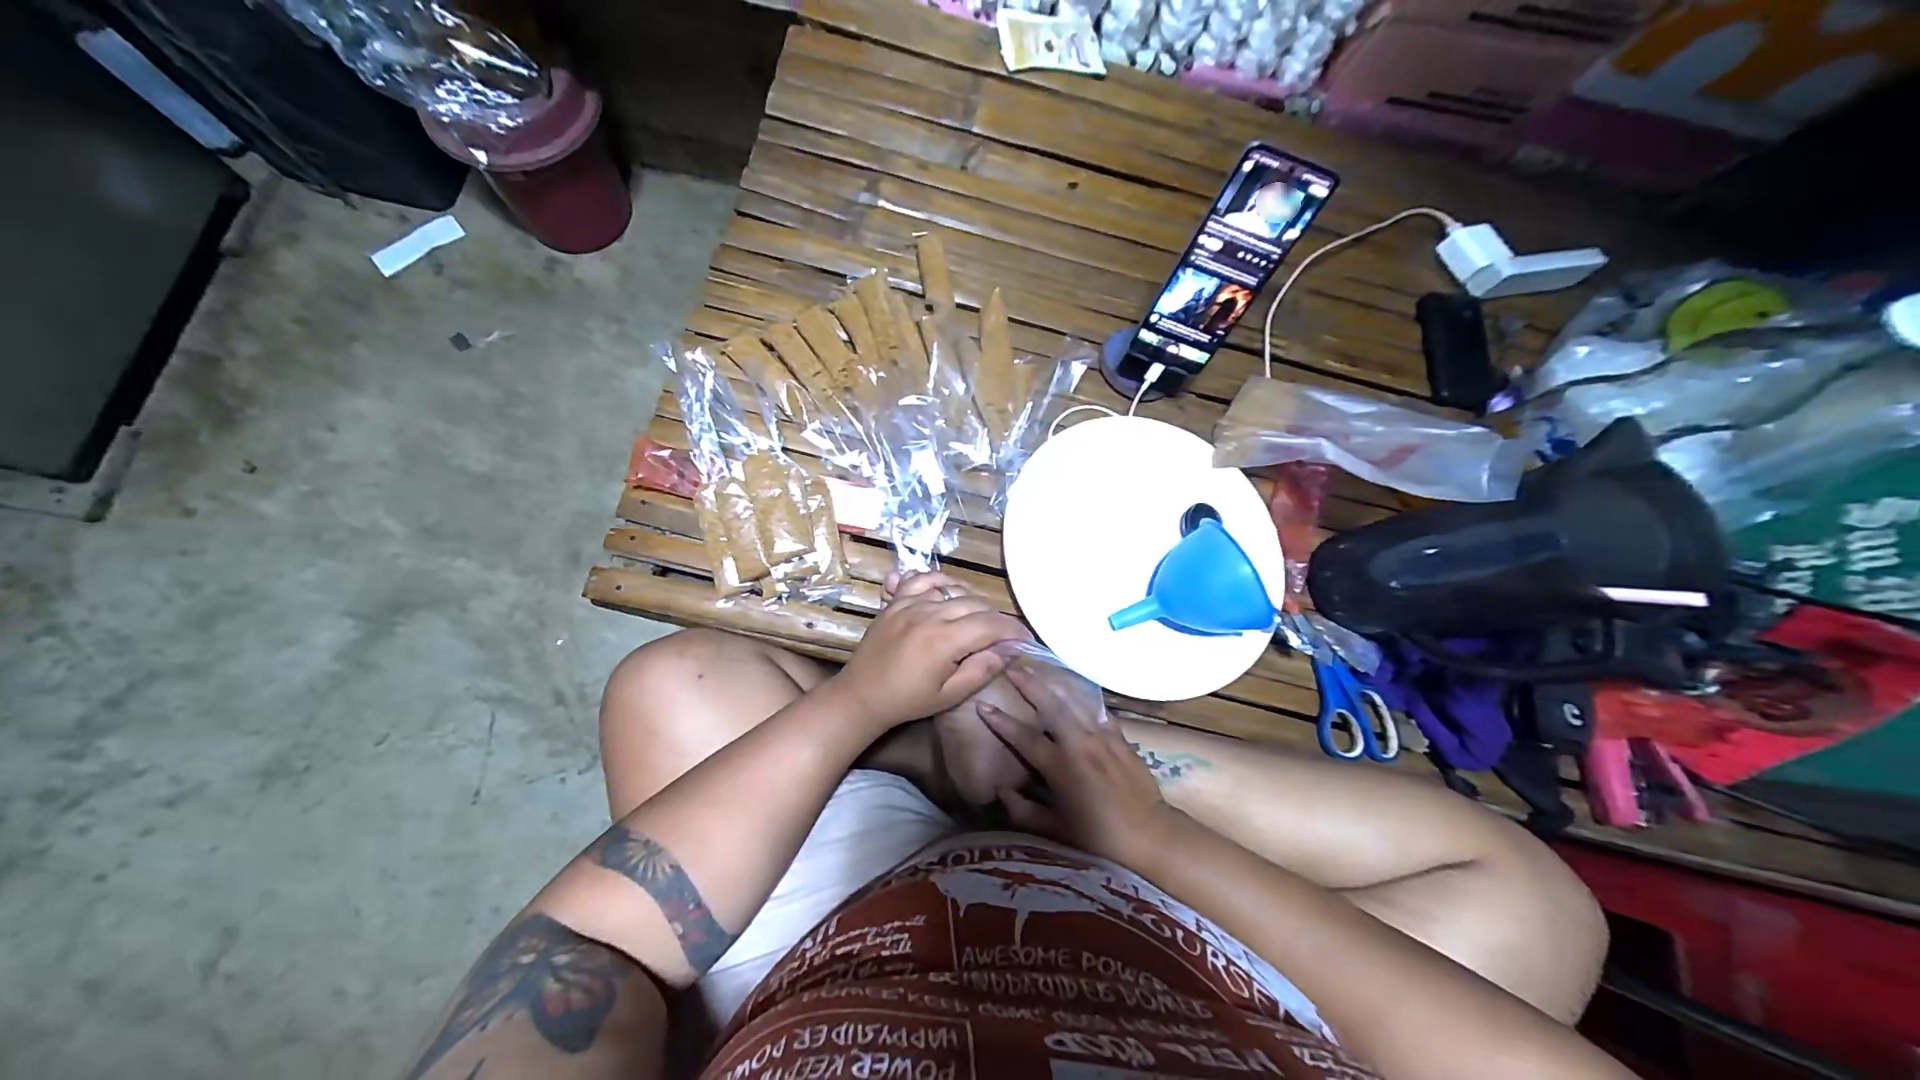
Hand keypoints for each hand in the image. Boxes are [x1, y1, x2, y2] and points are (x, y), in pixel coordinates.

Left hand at [881, 571, 1037, 805]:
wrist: (862, 695)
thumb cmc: (908, 701)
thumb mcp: (950, 694)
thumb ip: (982, 669)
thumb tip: (1010, 649)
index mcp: (944, 640)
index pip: (990, 624)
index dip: (1013, 630)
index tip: (1024, 639)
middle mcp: (929, 614)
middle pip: (975, 604)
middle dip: (995, 618)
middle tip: (1000, 636)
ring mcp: (909, 603)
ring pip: (952, 589)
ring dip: (971, 601)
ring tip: (976, 619)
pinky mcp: (895, 601)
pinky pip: (922, 579)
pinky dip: (939, 582)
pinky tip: (947, 593)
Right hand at [978, 661, 1185, 867]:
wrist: (1150, 836)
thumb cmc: (1098, 838)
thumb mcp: (1055, 831)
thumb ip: (1024, 811)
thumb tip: (1002, 790)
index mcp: (1060, 767)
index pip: (1024, 737)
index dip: (1001, 721)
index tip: (982, 705)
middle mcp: (1080, 744)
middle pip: (1051, 705)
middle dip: (1030, 684)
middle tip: (1012, 667)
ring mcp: (1103, 737)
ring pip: (1075, 701)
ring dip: (1054, 684)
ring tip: (1039, 670)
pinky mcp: (1121, 738)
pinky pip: (1098, 711)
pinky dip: (1083, 699)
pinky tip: (1075, 691)